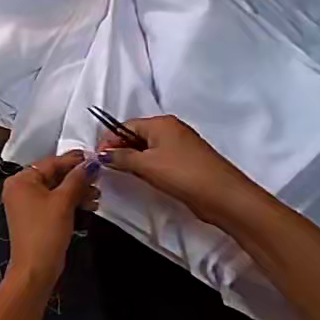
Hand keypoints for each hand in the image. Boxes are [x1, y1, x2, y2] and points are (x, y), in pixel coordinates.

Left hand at [1, 150, 98, 287]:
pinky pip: (54, 202)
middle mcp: (20, 188)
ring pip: (56, 189)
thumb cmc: (45, 231)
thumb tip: (91, 163)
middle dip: (77, 178)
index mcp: (20, 180)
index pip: (50, 162)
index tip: (94, 157)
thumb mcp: (63, 201)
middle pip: (53, 175)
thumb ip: (77, 179)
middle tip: (99, 178)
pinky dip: (70, 202)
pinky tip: (89, 205)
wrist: (36, 268)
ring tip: (96, 195)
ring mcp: (26, 204)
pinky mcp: (35, 217)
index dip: (74, 160)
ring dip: (77, 191)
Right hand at [97, 115, 261, 219]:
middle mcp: (170, 129)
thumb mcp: (146, 165)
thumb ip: (120, 157)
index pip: (125, 125)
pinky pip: (158, 158)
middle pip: (136, 135)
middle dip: (119, 149)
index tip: (97, 158)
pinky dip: (146, 165)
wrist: (222, 196)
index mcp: (160, 123)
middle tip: (106, 167)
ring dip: (132, 159)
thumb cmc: (182, 174)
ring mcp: (180, 145)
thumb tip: (102, 154)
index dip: (108, 140)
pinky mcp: (185, 161)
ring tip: (121, 173)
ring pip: (146, 147)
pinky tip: (142, 177)